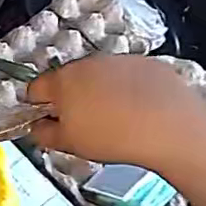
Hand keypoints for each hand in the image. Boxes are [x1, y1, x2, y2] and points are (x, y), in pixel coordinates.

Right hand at [27, 55, 205, 166]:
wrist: (170, 127)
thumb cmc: (114, 136)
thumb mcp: (70, 144)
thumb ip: (44, 134)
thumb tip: (37, 128)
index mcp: (63, 81)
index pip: (35, 88)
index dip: (37, 106)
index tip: (46, 121)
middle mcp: (88, 64)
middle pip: (69, 80)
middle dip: (71, 100)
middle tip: (82, 125)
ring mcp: (119, 61)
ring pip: (99, 77)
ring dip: (100, 94)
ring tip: (114, 121)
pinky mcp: (146, 64)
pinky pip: (128, 77)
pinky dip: (128, 90)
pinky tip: (138, 112)